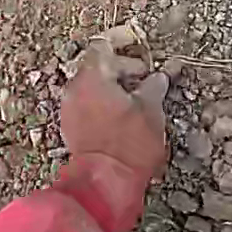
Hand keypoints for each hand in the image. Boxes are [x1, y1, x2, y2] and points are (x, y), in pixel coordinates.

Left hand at [59, 38, 168, 181]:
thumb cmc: (129, 143)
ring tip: (139, 102)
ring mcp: (70, 111)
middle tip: (147, 80)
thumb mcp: (151, 109)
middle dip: (124, 70)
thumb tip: (161, 76)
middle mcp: (75, 90)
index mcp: (92, 77)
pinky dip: (106, 105)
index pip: (103, 46)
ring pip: (93, 88)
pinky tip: (125, 118)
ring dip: (115, 89)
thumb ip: (155, 86)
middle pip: (98, 67)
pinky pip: (89, 106)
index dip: (125, 46)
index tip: (142, 57)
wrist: (104, 185)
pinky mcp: (71, 130)